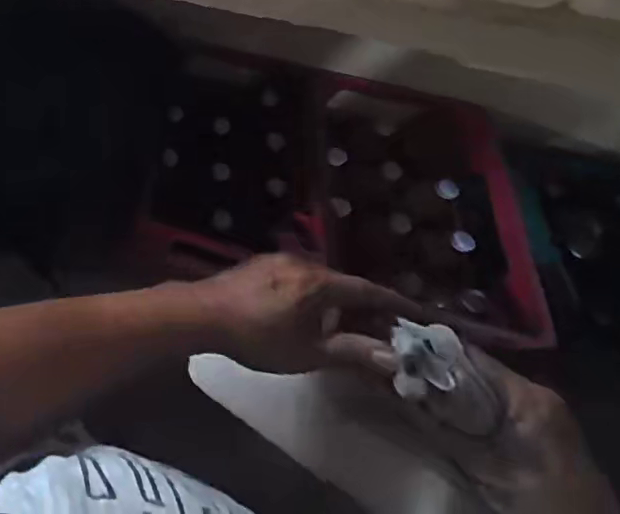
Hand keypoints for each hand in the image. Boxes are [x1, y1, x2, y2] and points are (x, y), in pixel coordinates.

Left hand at [188, 252, 419, 373]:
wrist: (200, 313)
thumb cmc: (257, 335)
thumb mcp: (310, 351)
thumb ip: (352, 352)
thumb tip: (393, 358)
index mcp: (316, 281)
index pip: (367, 289)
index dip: (395, 303)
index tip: (419, 316)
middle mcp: (298, 263)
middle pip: (343, 283)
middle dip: (368, 305)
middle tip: (388, 330)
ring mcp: (274, 261)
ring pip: (319, 280)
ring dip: (340, 300)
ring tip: (354, 325)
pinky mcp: (256, 267)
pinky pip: (298, 278)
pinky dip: (316, 295)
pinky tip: (315, 314)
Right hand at [348, 342, 619, 513]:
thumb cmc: (537, 501)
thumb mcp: (476, 462)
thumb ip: (428, 418)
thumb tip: (374, 377)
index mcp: (527, 394)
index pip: (460, 350)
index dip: (419, 347)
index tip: (383, 349)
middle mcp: (537, 392)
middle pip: (467, 364)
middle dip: (427, 366)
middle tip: (386, 366)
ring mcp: (544, 410)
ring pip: (477, 381)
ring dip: (443, 385)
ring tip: (404, 384)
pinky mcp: (543, 428)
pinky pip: (492, 399)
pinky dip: (463, 401)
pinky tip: (439, 409)